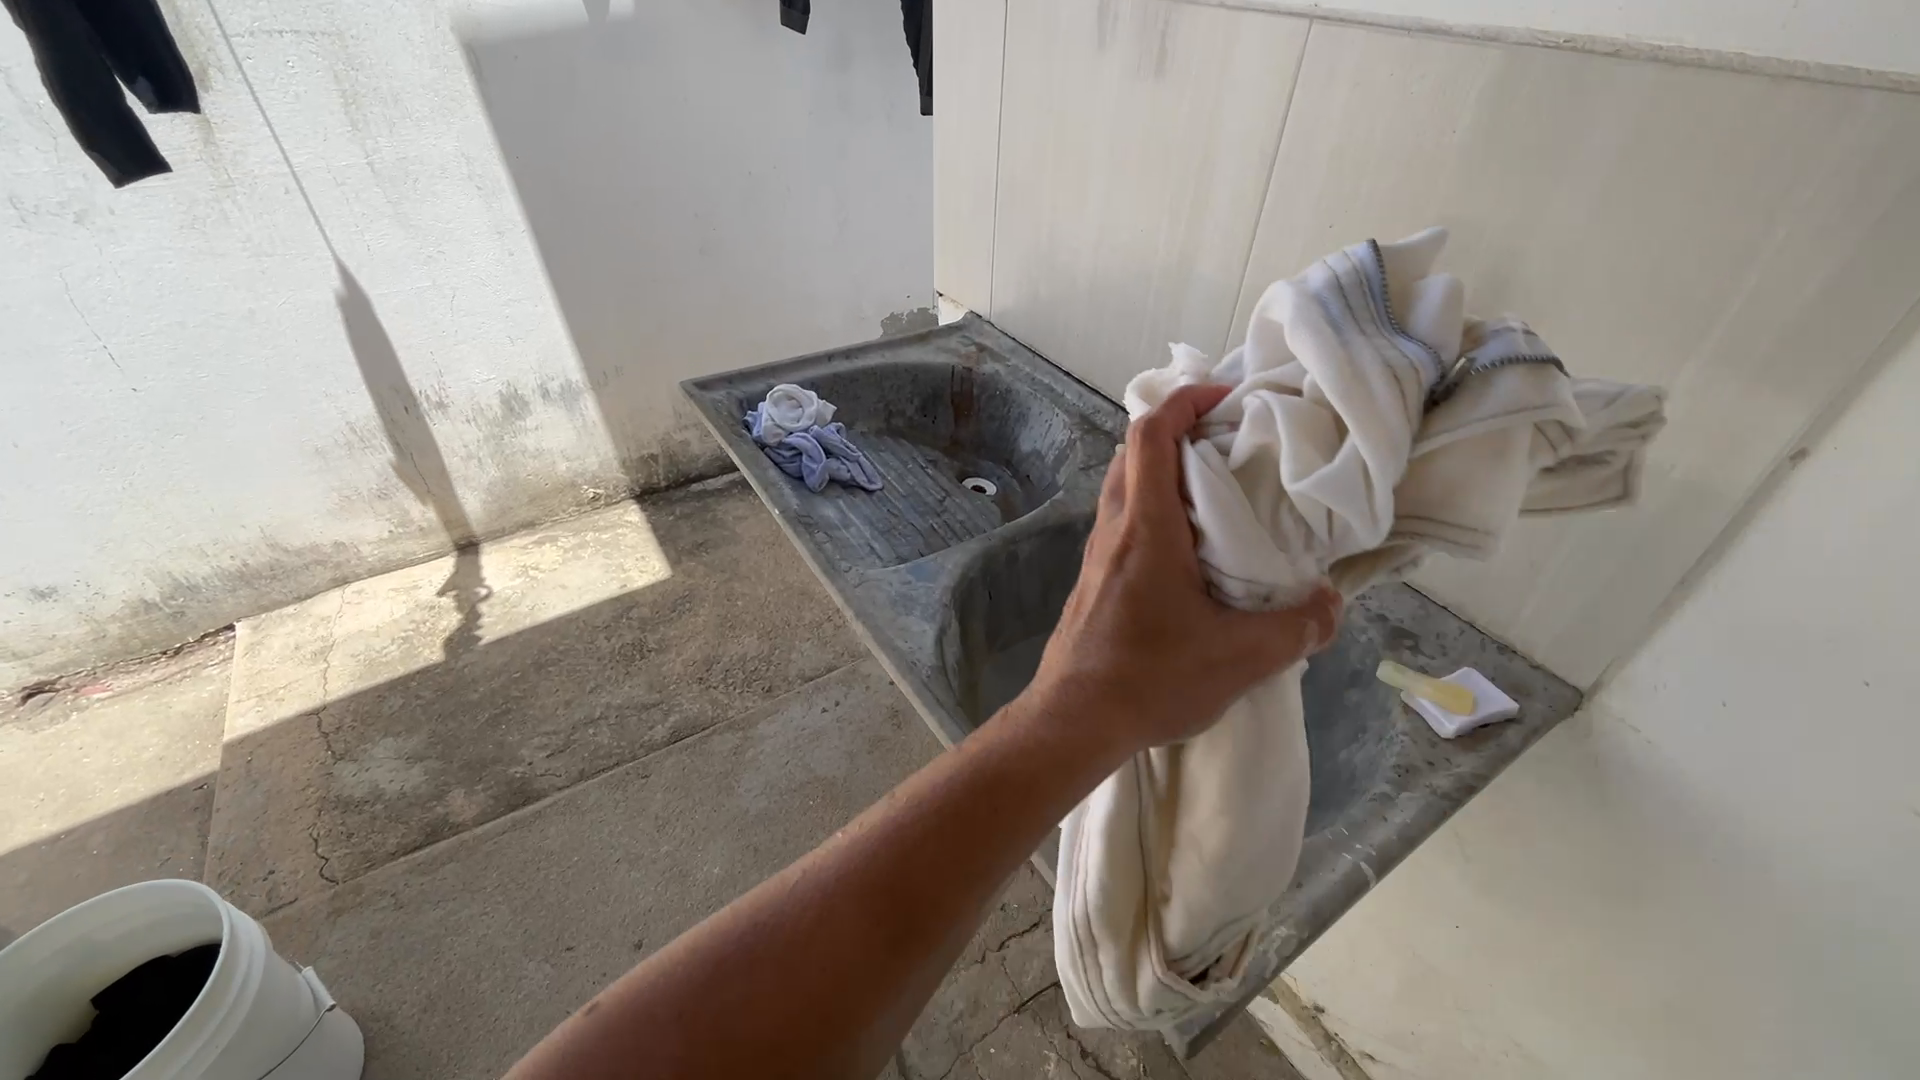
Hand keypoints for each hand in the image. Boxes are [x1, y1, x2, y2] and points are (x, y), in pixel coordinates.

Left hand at [1020, 383, 1341, 757]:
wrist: (1073, 719)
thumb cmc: (1150, 678)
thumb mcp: (1240, 658)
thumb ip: (1297, 628)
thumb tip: (1331, 604)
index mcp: (1146, 527)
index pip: (1152, 434)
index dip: (1186, 401)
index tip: (1226, 398)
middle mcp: (1114, 528)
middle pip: (1134, 453)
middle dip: (1179, 432)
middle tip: (1229, 445)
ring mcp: (1096, 554)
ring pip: (1124, 488)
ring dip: (1163, 474)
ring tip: (1217, 494)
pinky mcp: (1092, 579)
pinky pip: (1122, 523)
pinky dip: (1153, 511)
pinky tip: (1189, 550)